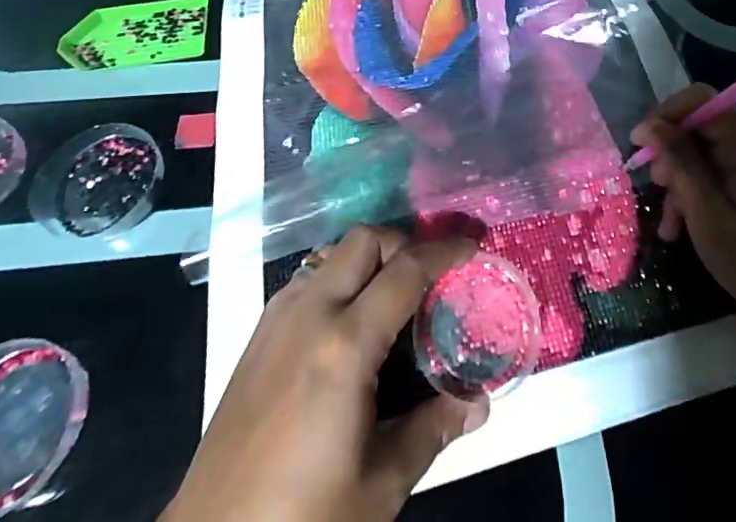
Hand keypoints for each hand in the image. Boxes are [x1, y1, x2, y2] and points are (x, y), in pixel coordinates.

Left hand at [162, 227, 487, 521]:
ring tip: (394, 300)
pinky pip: (307, 281)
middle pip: (361, 241)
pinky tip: (349, 325)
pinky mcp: (258, 331)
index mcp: (344, 345)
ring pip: (331, 255)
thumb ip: (432, 430)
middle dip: (402, 243)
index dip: (442, 252)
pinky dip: (338, 280)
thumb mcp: (381, 482)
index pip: (404, 272)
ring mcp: (277, 317)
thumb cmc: (305, 511)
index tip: (470, 247)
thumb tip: (477, 403)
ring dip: (367, 260)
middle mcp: (309, 312)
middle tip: (430, 276)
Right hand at [630, 86, 735, 341]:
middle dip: (671, 153)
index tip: (642, 145)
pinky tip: (680, 225)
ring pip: (701, 148)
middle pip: (700, 123)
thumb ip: (681, 166)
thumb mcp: (709, 218)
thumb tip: (648, 126)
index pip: (704, 99)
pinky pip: (714, 166)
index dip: (667, 113)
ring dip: (679, 178)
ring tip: (671, 221)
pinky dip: (694, 189)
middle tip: (659, 189)